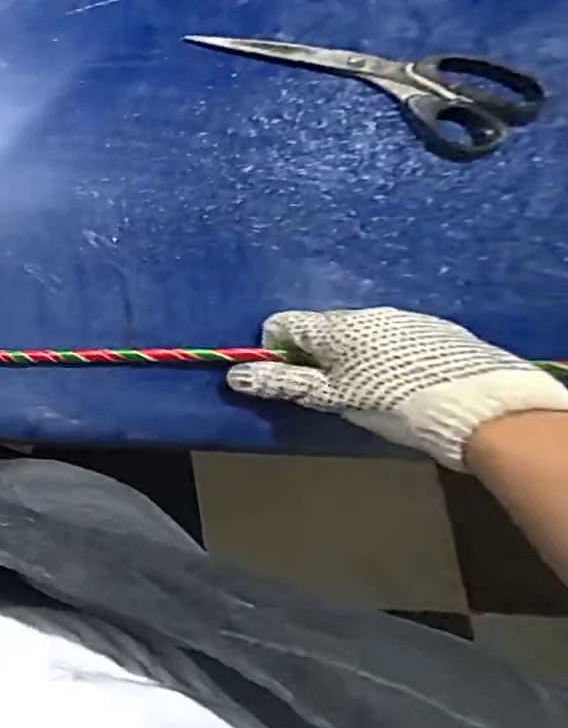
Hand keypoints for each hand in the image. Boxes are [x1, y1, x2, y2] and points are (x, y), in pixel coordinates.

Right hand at [226, 308, 567, 469]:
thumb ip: (280, 382)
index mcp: (335, 327)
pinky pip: (398, 338)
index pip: (282, 324)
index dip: (276, 350)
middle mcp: (370, 315)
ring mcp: (412, 322)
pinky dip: (390, 355)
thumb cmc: (392, 401)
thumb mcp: (329, 396)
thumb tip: (234, 374)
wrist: (492, 412)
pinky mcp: (446, 333)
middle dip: (317, 353)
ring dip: (355, 354)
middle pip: (322, 329)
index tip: (291, 375)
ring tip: (373, 385)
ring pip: (362, 334)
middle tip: (331, 386)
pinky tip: (408, 381)